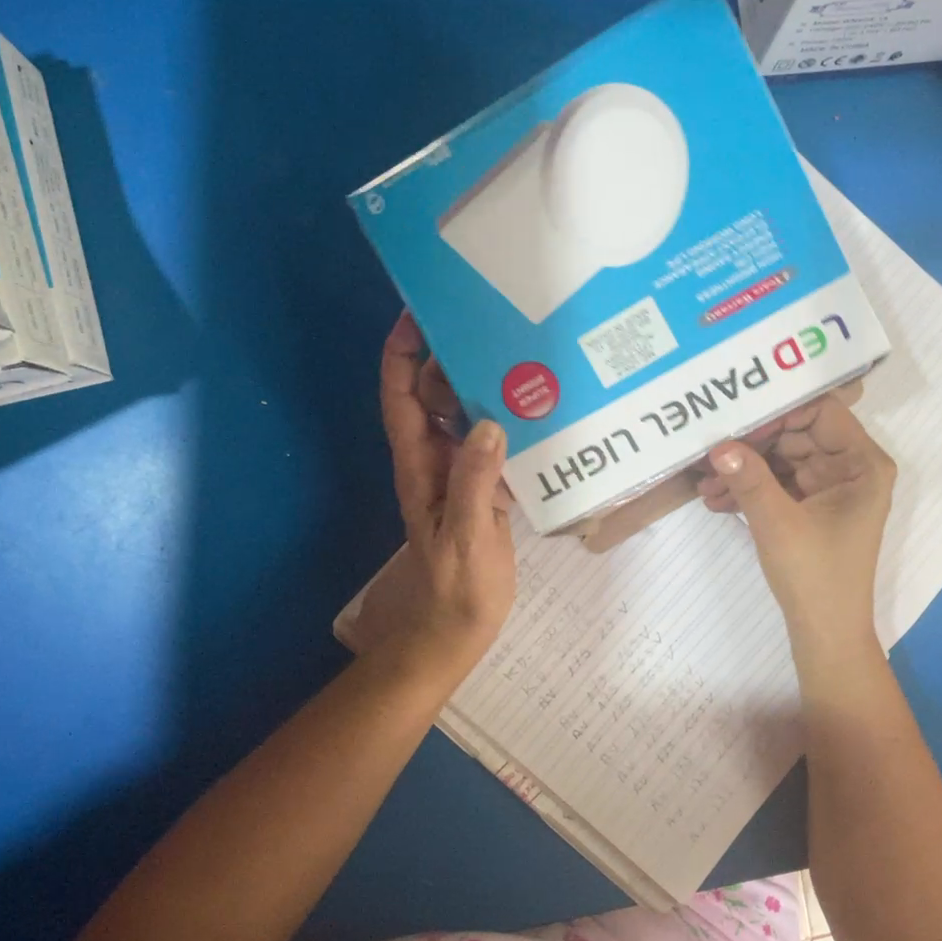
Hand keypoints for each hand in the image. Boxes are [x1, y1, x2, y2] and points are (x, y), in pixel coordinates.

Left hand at [376, 313, 516, 671]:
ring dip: (485, 385)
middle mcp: (435, 460)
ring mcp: (461, 473)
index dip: (401, 353)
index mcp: (418, 465)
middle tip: (493, 323)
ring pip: (466, 416)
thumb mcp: (465, 536)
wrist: (457, 629)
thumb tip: (488, 423)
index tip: (419, 311)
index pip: (400, 397)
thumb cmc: (455, 587)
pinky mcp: (485, 488)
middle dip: (452, 356)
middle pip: (435, 395)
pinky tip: (541, 407)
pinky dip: (511, 421)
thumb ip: (473, 482)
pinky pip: (494, 442)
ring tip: (522, 353)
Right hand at [697, 395, 894, 645]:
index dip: (778, 414)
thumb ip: (749, 478)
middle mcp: (850, 469)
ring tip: (704, 483)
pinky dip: (749, 489)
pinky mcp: (810, 508)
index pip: (820, 412)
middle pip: (795, 435)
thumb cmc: (815, 576)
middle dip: (752, 445)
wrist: (825, 633)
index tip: (737, 425)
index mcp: (862, 464)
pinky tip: (715, 499)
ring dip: (743, 470)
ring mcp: (829, 488)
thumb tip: (718, 446)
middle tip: (709, 452)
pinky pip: (777, 484)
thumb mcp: (777, 522)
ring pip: (780, 461)